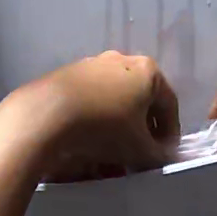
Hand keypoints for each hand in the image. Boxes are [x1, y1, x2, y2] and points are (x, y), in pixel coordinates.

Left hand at [0, 51, 178, 178]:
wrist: (47, 114)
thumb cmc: (105, 127)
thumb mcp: (140, 149)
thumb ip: (159, 154)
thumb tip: (163, 155)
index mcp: (147, 71)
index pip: (168, 105)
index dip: (170, 134)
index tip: (165, 155)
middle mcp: (120, 60)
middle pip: (139, 101)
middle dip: (140, 130)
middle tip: (138, 154)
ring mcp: (90, 65)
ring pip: (112, 101)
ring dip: (116, 128)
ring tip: (110, 154)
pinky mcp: (65, 75)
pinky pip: (89, 100)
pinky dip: (93, 120)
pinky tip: (86, 141)